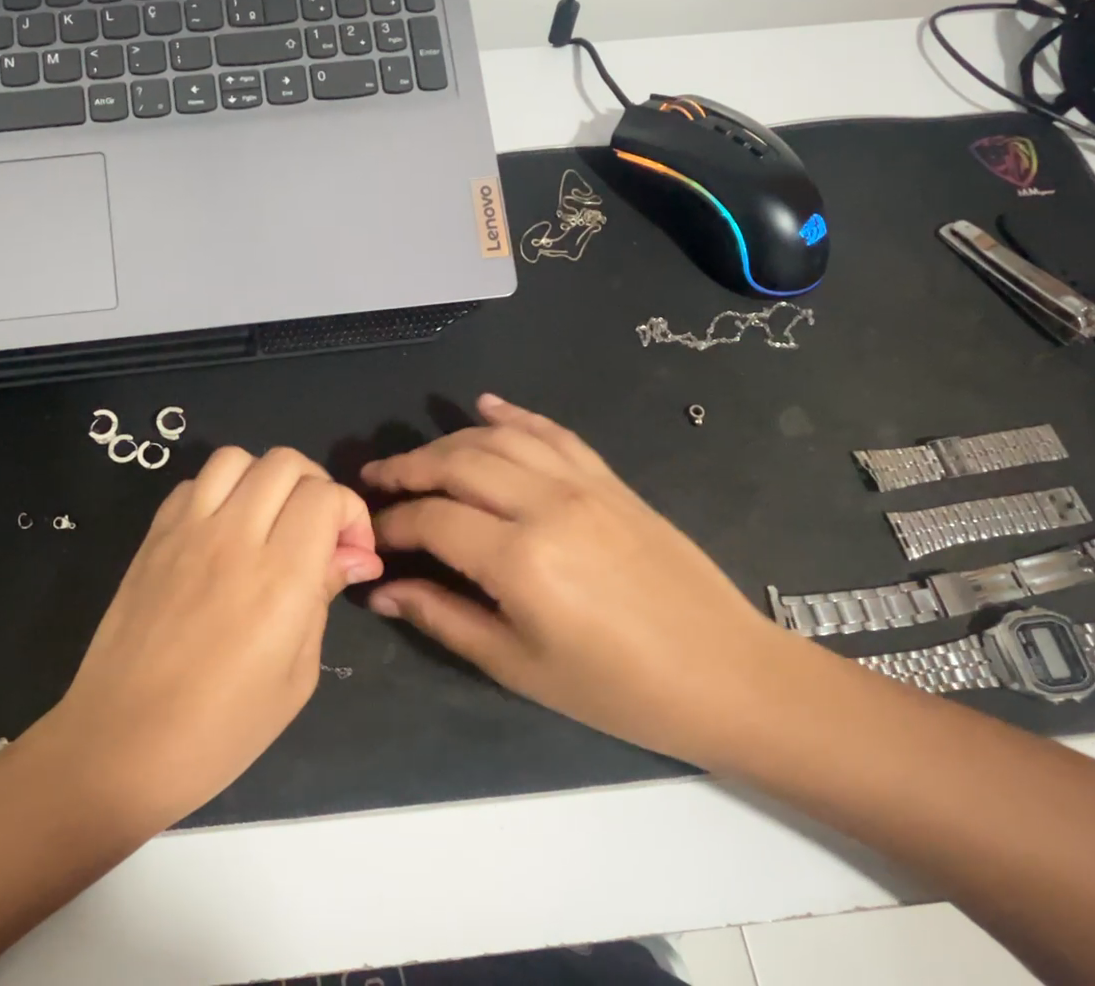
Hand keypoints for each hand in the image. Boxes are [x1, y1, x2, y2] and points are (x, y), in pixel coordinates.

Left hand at [41, 446, 380, 827]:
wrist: (122, 744)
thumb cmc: (222, 730)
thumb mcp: (296, 677)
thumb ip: (323, 600)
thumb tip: (353, 557)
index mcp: (280, 577)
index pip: (325, 496)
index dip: (351, 515)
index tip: (351, 556)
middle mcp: (233, 538)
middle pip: (284, 462)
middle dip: (316, 488)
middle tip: (317, 536)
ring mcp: (185, 532)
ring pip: (235, 458)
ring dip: (264, 480)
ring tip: (269, 524)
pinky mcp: (151, 539)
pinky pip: (191, 484)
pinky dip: (218, 493)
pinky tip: (222, 534)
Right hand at [362, 394, 782, 756]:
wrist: (723, 674)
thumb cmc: (614, 688)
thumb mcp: (517, 665)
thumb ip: (442, 618)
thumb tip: (380, 592)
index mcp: (520, 559)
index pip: (431, 518)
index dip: (391, 524)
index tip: (371, 537)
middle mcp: (546, 505)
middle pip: (457, 463)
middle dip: (406, 469)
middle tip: (374, 481)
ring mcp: (583, 485)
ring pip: (499, 440)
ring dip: (448, 441)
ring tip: (417, 459)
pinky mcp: (611, 481)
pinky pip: (553, 433)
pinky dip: (515, 416)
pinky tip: (485, 406)